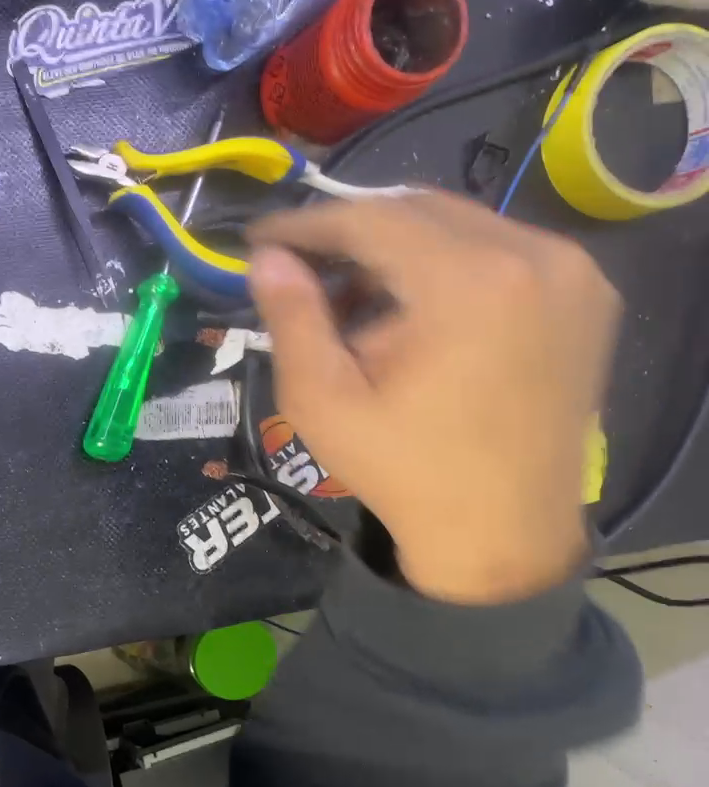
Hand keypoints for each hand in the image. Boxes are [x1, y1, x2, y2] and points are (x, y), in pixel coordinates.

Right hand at [247, 193, 618, 604]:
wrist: (499, 522)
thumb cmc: (399, 465)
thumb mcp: (321, 398)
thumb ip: (293, 319)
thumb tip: (266, 260)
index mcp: (471, 282)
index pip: (373, 219)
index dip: (306, 223)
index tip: (255, 238)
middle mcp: (537, 256)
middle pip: (421, 211)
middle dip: (347, 230)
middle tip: (290, 263)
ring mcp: (573, 272)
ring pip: (461, 226)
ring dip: (391, 247)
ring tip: (341, 296)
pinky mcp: (585, 294)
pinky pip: (498, 250)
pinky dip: (438, 263)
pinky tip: (401, 307)